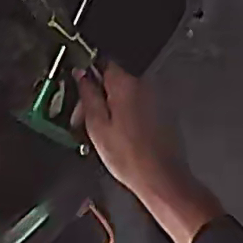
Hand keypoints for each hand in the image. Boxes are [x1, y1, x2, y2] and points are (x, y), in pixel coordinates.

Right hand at [74, 62, 223, 242]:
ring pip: (125, 94)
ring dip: (112, 106)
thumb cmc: (127, 155)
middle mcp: (143, 84)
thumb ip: (87, 94)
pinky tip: (121, 136)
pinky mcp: (163, 112)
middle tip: (85, 120)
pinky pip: (138, 105)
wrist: (162, 180)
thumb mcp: (97, 125)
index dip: (87, 75)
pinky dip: (127, 114)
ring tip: (103, 132)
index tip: (78, 92)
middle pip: (113, 79)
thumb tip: (80, 73)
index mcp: (125, 83)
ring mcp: (156, 98)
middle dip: (98, 95)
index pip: (102, 62)